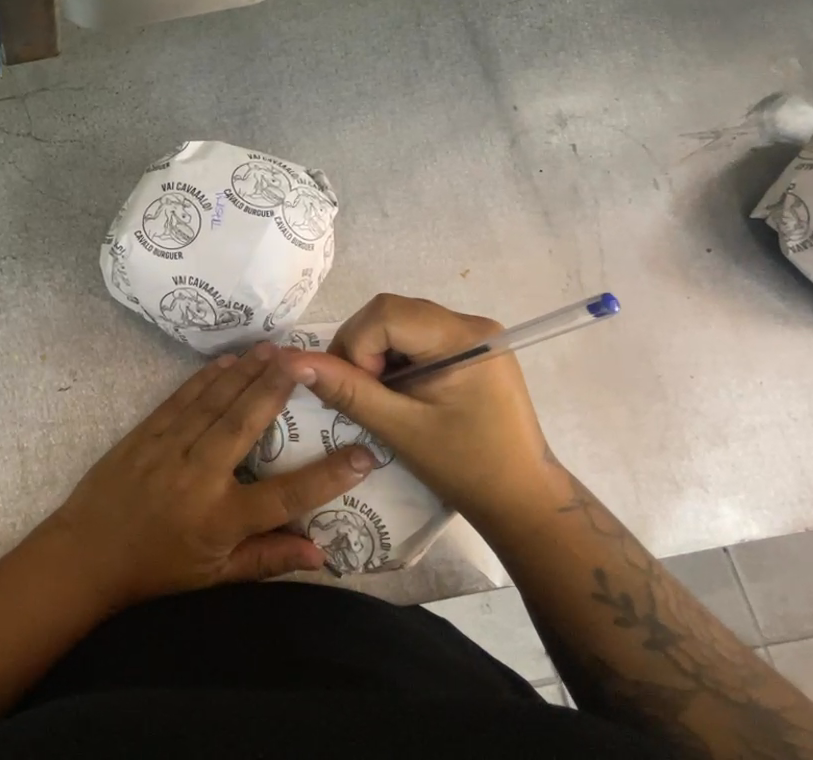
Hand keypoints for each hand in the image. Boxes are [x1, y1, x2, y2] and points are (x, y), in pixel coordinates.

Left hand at [33, 344, 377, 612]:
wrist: (88, 552)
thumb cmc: (156, 568)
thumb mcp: (215, 575)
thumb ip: (268, 560)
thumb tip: (322, 552)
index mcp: (221, 519)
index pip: (287, 495)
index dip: (328, 477)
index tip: (364, 454)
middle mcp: (198, 476)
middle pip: (245, 424)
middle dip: (277, 388)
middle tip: (306, 359)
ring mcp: (169, 448)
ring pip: (214, 402)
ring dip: (245, 373)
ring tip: (273, 349)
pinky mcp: (146, 433)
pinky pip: (181, 399)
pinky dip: (205, 378)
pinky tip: (226, 363)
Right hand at [275, 294, 560, 526]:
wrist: (522, 499)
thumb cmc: (465, 467)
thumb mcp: (398, 429)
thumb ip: (345, 389)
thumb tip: (291, 361)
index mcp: (462, 339)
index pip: (385, 313)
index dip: (357, 346)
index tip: (364, 390)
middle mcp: (471, 325)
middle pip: (389, 312)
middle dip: (362, 348)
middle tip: (364, 394)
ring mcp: (474, 336)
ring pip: (398, 322)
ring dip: (375, 354)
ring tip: (381, 397)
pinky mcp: (471, 350)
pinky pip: (415, 336)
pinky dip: (393, 359)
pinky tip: (400, 393)